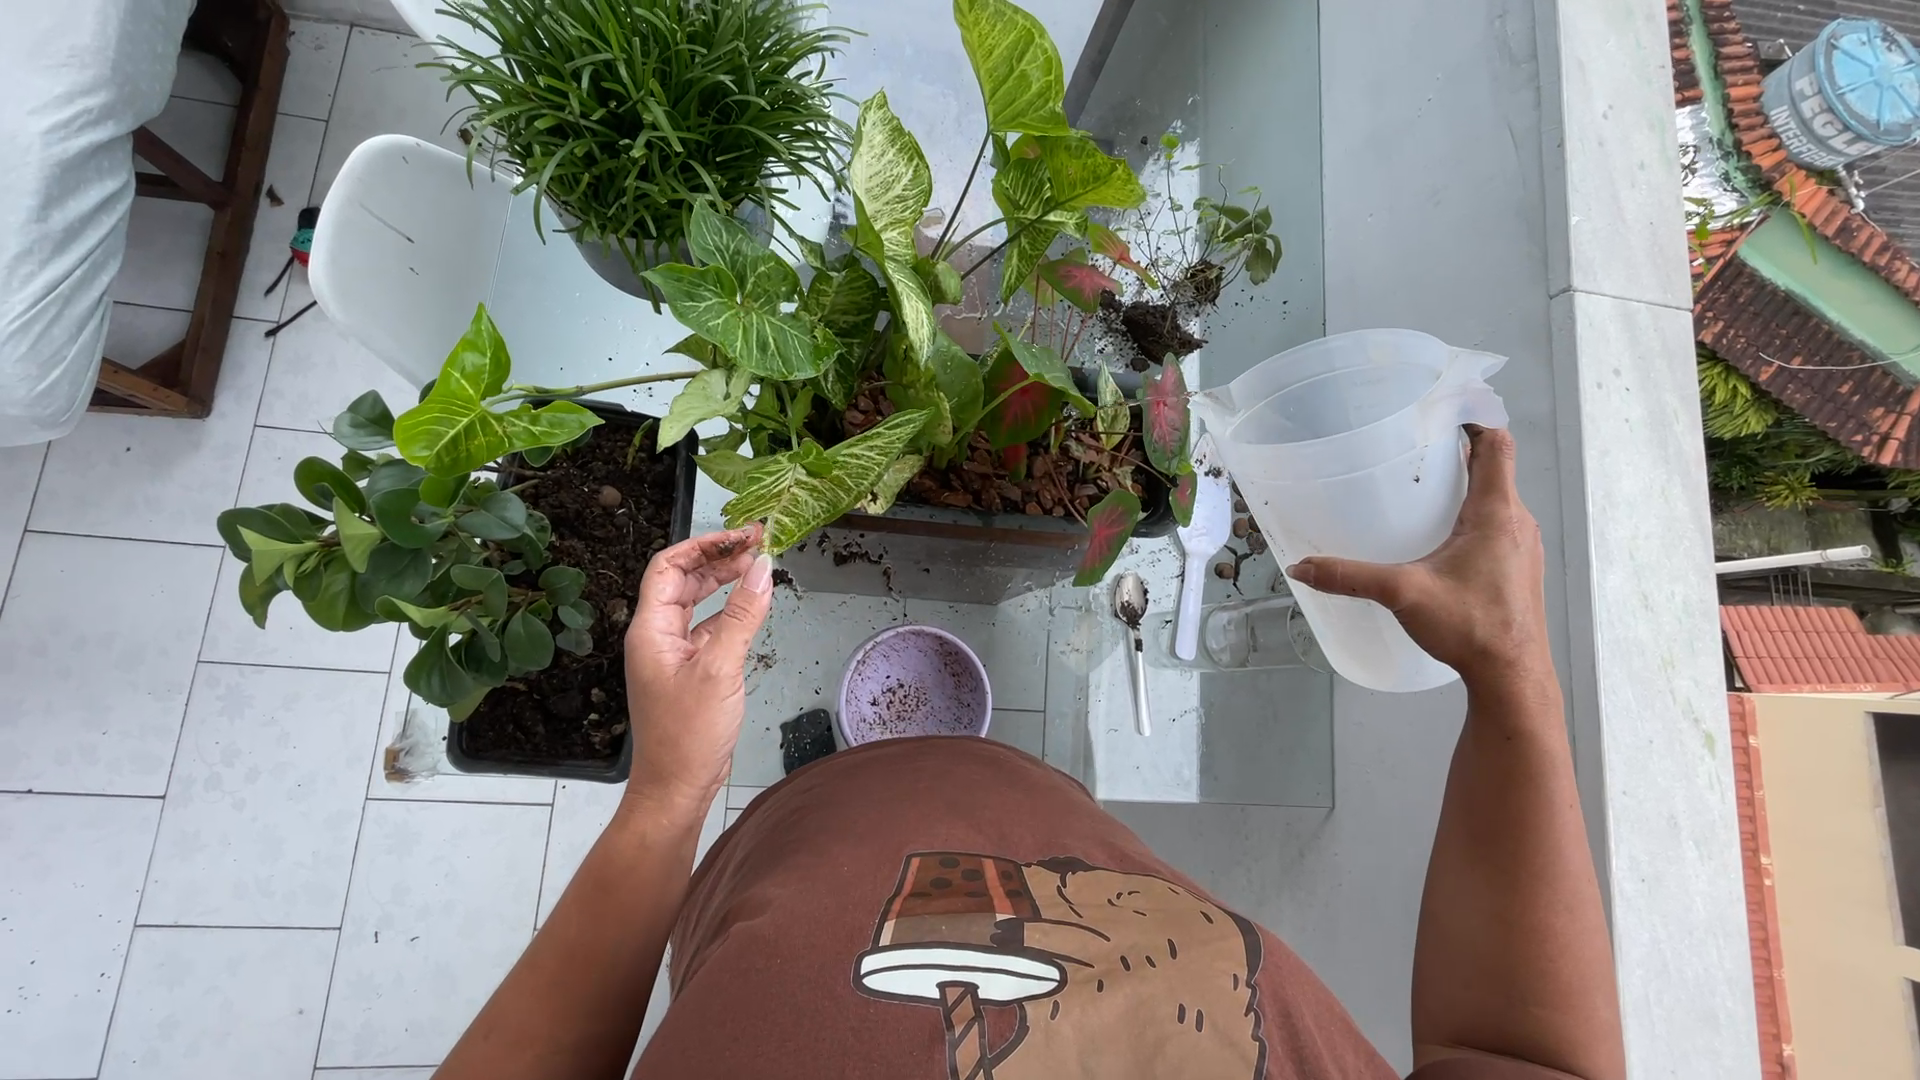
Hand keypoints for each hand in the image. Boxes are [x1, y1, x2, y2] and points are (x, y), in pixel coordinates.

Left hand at [624, 524, 773, 806]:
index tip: (740, 536)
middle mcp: (658, 635)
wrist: (677, 787)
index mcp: (651, 629)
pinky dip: (732, 611)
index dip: (702, 545)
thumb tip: (763, 567)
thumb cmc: (688, 734)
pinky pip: (710, 627)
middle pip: (684, 579)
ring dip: (726, 581)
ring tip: (759, 565)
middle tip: (758, 543)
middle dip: (719, 558)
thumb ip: (743, 615)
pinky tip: (754, 605)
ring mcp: (674, 653)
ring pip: (698, 602)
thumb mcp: (720, 668)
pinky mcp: (692, 669)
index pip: (668, 566)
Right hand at [1285, 426, 1549, 688]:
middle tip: (1412, 453)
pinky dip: (1470, 516)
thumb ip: (1349, 577)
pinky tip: (1437, 538)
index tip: (1440, 415)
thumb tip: (1300, 568)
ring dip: (1465, 487)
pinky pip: (1496, 525)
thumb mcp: (1402, 594)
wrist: (1513, 675)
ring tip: (1421, 491)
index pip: (1497, 446)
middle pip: (1494, 470)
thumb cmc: (1470, 625)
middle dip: (1457, 455)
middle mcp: (1516, 523)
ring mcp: (1521, 547)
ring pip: (1495, 500)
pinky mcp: (1516, 569)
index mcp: (1496, 513)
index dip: (1473, 422)